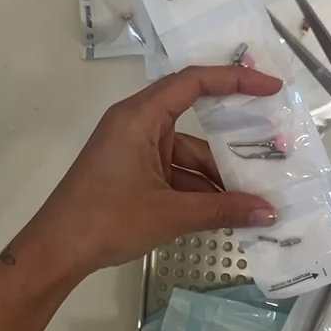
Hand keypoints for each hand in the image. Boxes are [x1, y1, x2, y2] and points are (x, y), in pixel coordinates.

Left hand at [17, 66, 282, 284]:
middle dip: (232, 135)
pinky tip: (229, 210)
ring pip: (187, 153)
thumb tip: (269, 212)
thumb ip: (221, 210)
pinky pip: (174, 171)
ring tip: (258, 194)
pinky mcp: (133, 171)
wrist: (56, 250)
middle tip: (274, 139)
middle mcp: (137, 123)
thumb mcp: (169, 214)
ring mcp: (134, 148)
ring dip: (217, 175)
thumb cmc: (106, 219)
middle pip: (193, 117)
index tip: (269, 88)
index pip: (192, 82)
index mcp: (139, 116)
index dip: (233, 80)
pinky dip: (198, 188)